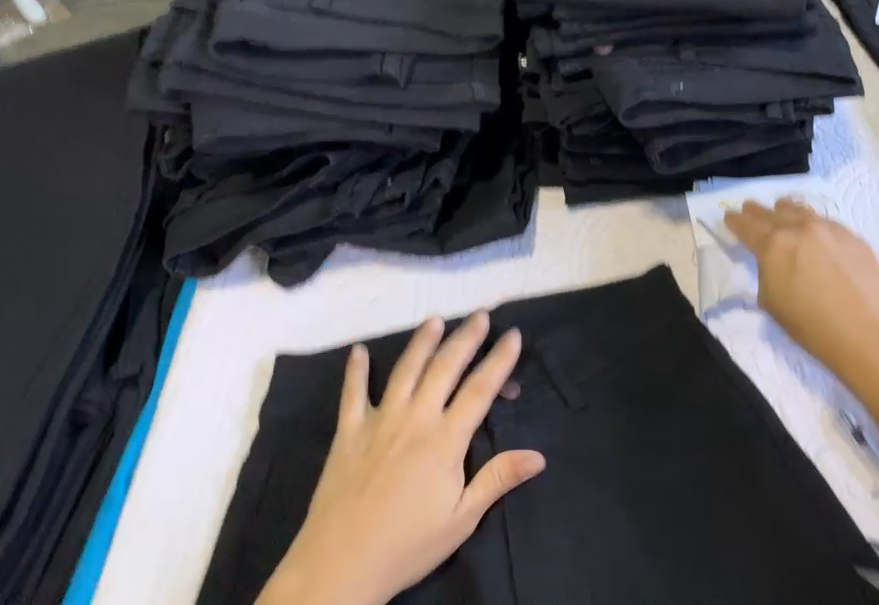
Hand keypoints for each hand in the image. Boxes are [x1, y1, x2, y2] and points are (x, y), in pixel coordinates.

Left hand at [257, 313, 546, 604]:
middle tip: (480, 314)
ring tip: (436, 319)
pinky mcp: (348, 432)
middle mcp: (415, 419)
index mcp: (445, 440)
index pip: (480, 389)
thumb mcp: (461, 519)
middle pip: (445, 368)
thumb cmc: (408, 545)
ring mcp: (379, 421)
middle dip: (466, 339)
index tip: (513, 335)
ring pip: (405, 370)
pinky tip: (359, 350)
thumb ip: (497, 480)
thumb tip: (538, 456)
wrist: (341, 565)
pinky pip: (353, 393)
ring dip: (423, 342)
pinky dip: (356, 370)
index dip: (499, 360)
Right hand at [723, 200, 878, 373]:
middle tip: (749, 209)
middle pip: (773, 213)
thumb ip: (767, 272)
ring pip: (801, 211)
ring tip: (780, 209)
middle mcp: (800, 228)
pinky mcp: (854, 237)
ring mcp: (830, 229)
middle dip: (758, 212)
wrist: (867, 334)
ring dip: (786, 210)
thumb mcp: (771, 302)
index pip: (748, 226)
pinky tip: (814, 231)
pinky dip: (813, 223)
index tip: (729, 217)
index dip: (735, 221)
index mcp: (774, 245)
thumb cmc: (811, 327)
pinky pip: (826, 222)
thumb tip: (772, 262)